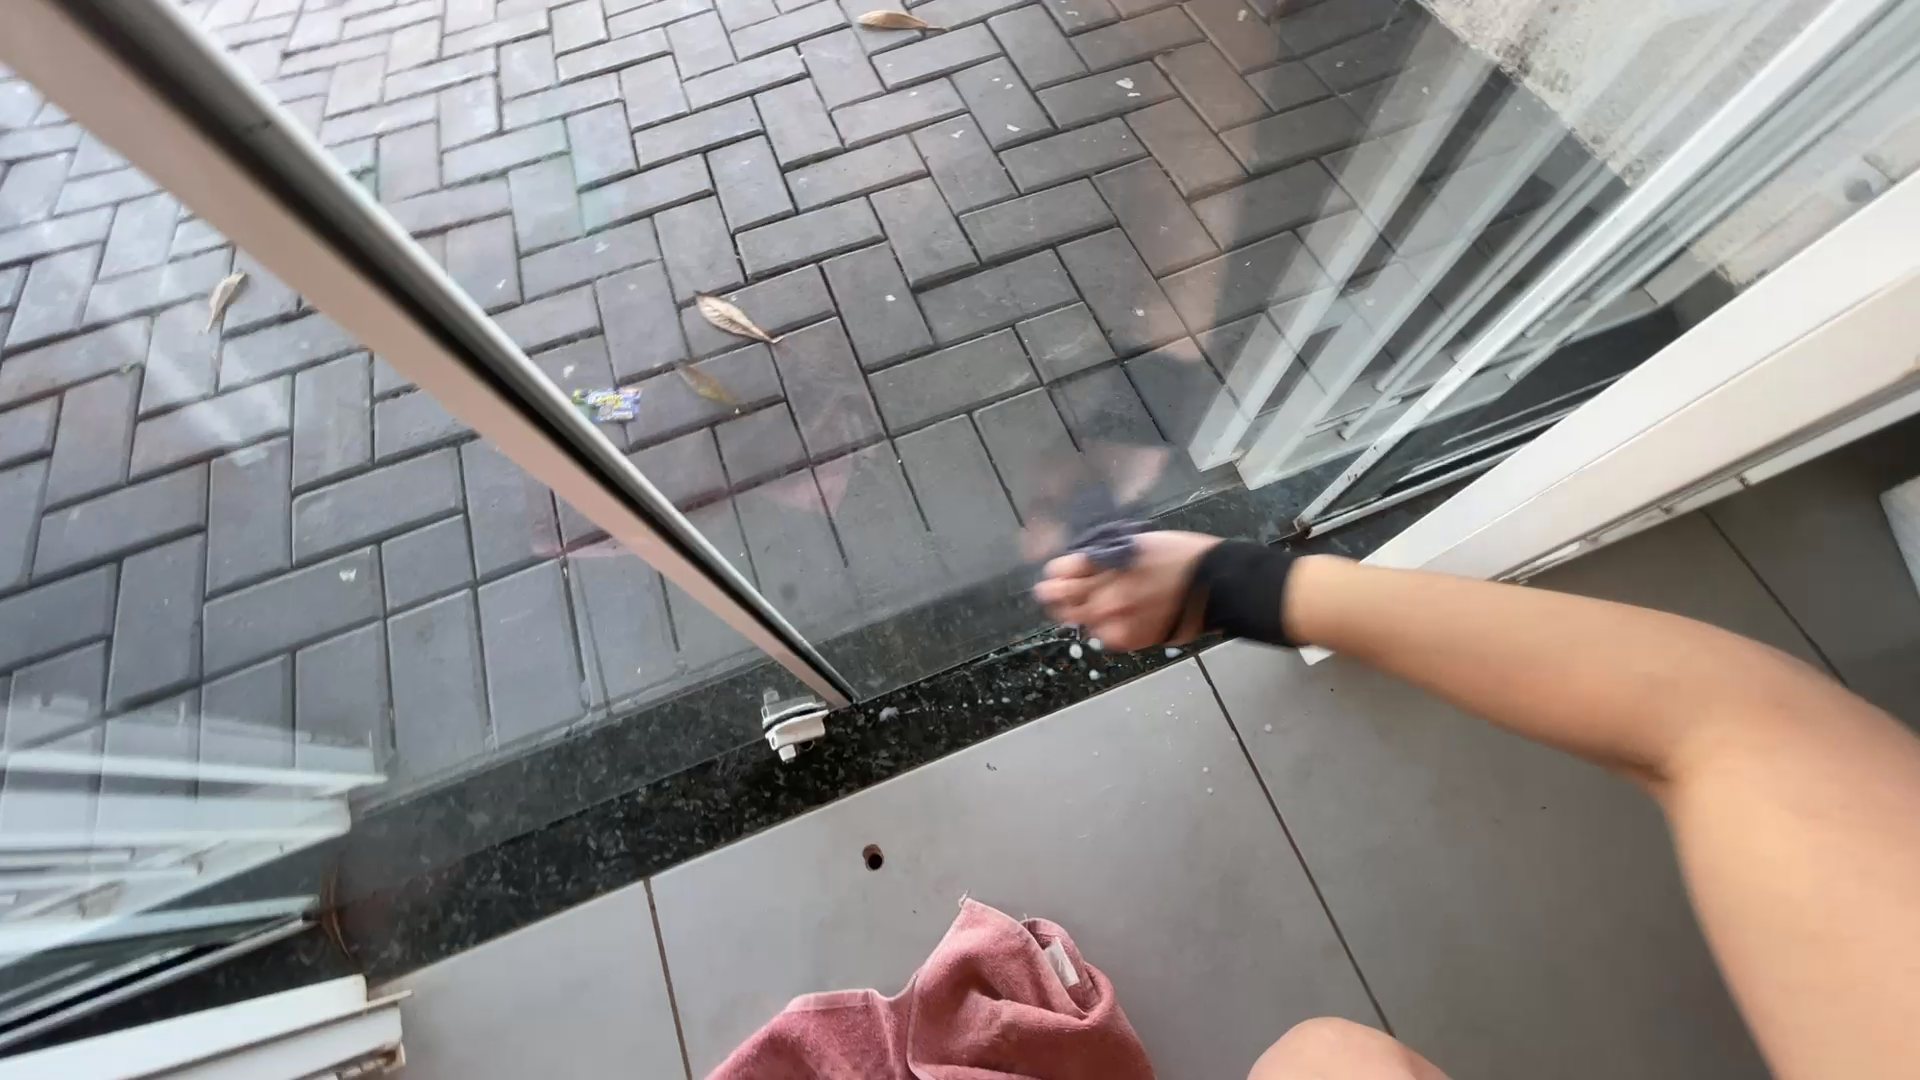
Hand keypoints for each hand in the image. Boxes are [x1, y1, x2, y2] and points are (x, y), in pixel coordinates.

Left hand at [1032, 531, 1222, 650]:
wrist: (1216, 582)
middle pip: (1060, 600)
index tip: (1057, 575)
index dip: (1056, 573)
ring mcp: (1116, 619)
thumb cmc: (1178, 555)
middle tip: (1063, 594)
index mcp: (1105, 564)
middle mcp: (1105, 593)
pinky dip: (1106, 630)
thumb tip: (1078, 566)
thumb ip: (1103, 556)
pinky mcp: (1131, 638)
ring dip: (1083, 614)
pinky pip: (1105, 637)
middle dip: (1058, 595)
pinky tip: (1118, 620)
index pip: (1059, 572)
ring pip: (1080, 621)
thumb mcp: (1135, 543)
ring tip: (1100, 606)